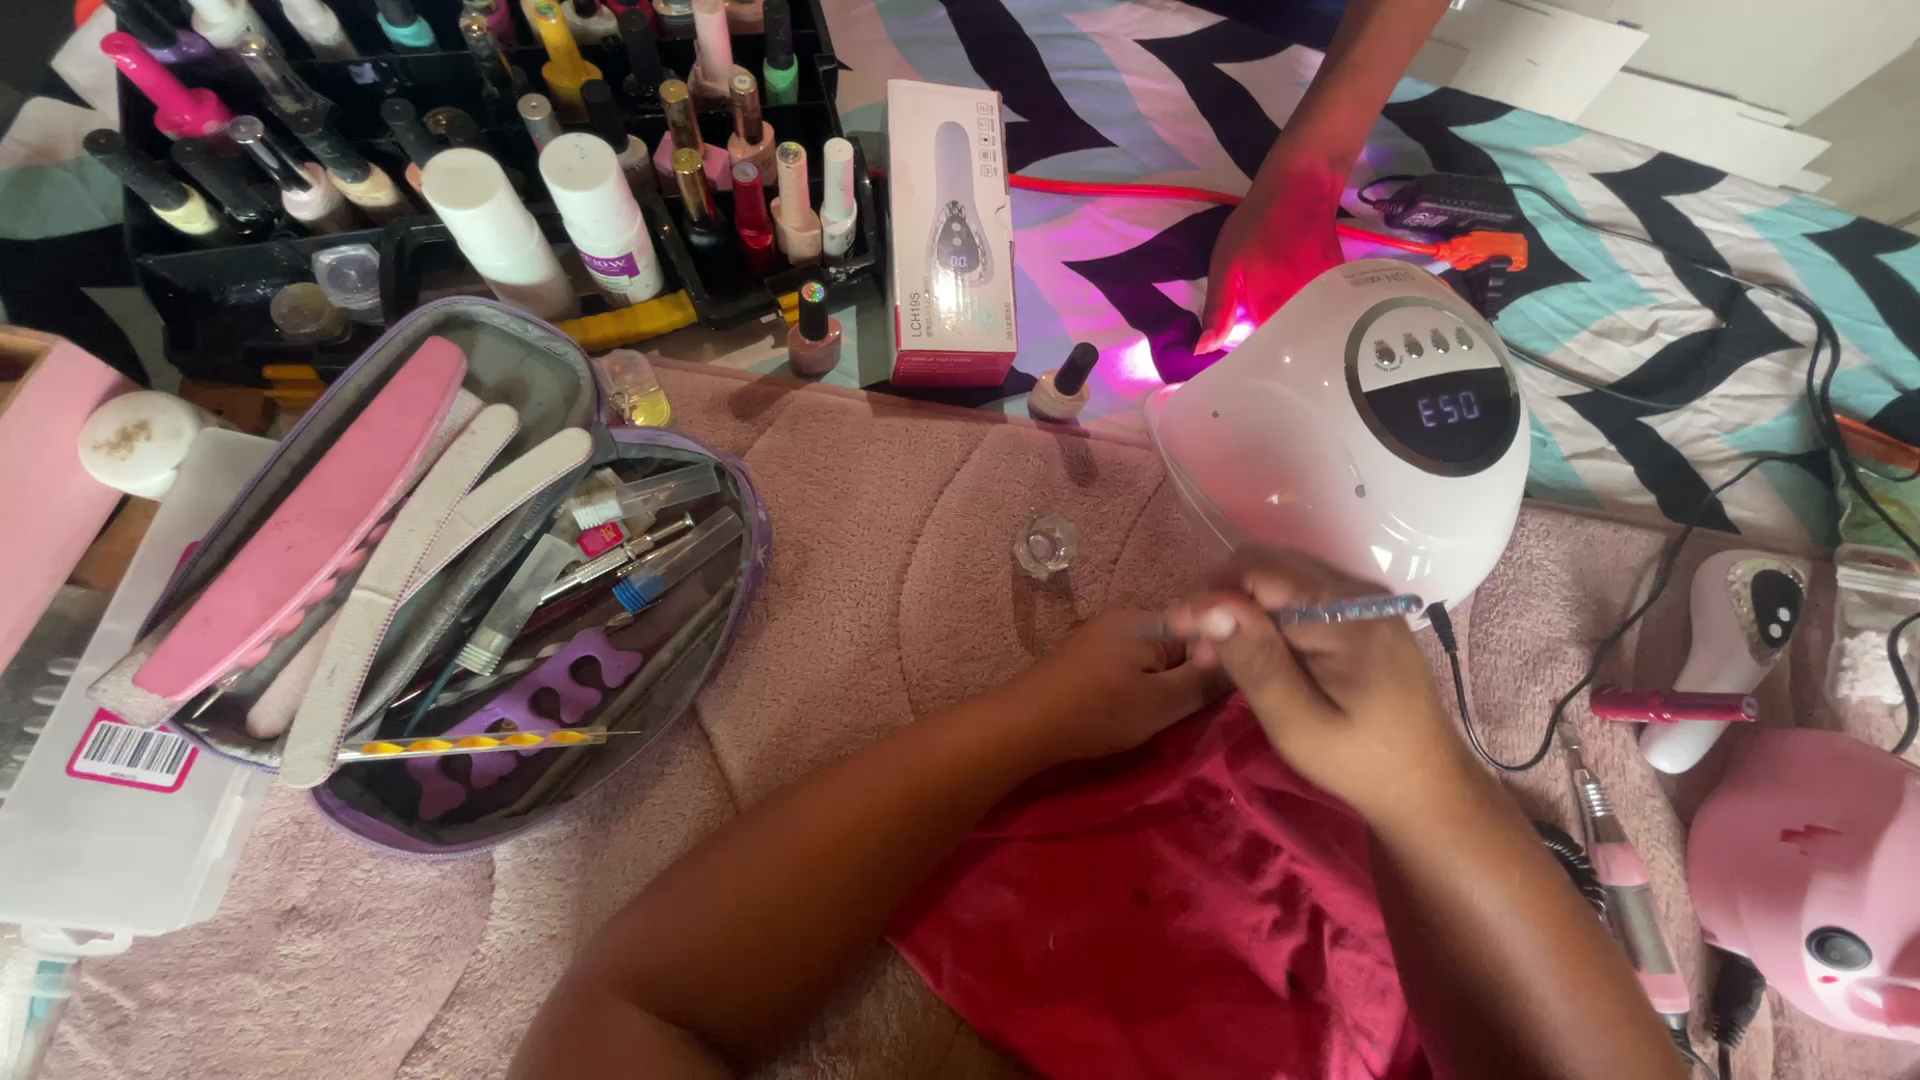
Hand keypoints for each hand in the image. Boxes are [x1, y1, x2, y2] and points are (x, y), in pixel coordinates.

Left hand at [990, 610, 1224, 765]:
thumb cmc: (1097, 713)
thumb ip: (1204, 680)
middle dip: (1194, 669)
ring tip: (1172, 710)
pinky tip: (1139, 705)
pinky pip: (1132, 661)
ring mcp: (1103, 633)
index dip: (1224, 657)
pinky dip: (1143, 682)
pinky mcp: (1088, 654)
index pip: (1207, 626)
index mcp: (1146, 620)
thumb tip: (1244, 652)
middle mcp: (1125, 617)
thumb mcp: (1161, 704)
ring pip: (1156, 653)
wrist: (1024, 724)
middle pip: (1180, 639)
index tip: (1235, 688)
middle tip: (1203, 707)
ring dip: (1168, 679)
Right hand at [1161, 549, 1479, 823]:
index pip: (1257, 571)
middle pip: (1267, 565)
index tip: (1176, 630)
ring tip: (1217, 654)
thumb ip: (1255, 660)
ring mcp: (1361, 601)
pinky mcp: (1360, 615)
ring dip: (1239, 605)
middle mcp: (1357, 591)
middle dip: (1221, 598)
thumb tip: (1207, 605)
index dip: (1209, 594)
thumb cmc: (1360, 763)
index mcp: (1347, 614)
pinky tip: (1252, 651)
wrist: (1427, 789)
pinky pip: (1297, 594)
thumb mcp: (1297, 722)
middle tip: (1197, 649)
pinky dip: (1263, 614)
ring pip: (1278, 576)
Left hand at [1195, 163, 1344, 354]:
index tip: (1234, 371)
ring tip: (1265, 343)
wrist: (1304, 186)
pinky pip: (1315, 316)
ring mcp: (1324, 302)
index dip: (1247, 363)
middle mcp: (1305, 313)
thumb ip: (1217, 311)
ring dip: (1284, 338)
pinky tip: (1286, 319)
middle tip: (1248, 361)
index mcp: (1275, 312)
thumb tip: (1203, 351)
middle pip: (1285, 348)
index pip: (1261, 355)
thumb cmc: (1257, 225)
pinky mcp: (1334, 290)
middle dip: (1267, 355)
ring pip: (1301, 333)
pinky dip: (1301, 321)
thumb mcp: (1226, 267)